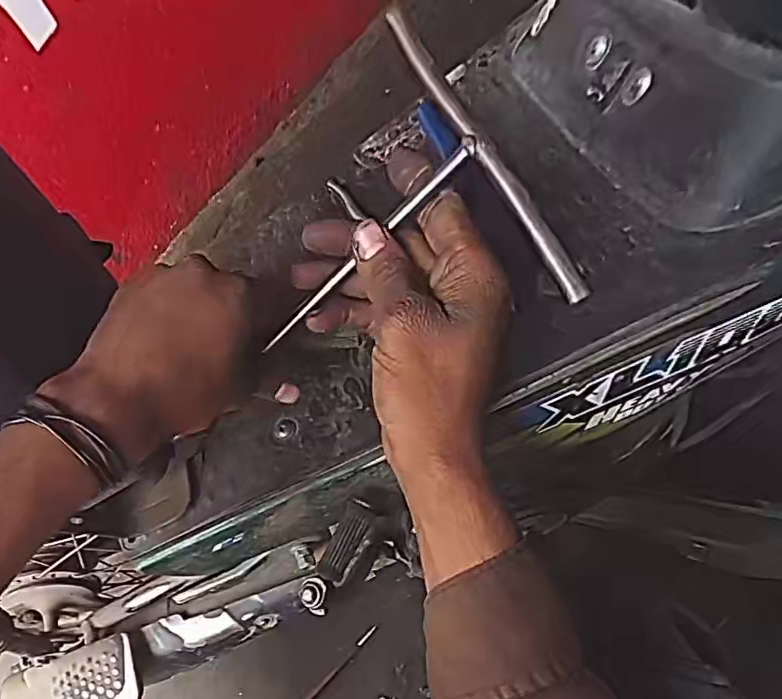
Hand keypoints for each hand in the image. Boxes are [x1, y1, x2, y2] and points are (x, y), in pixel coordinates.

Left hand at [39, 255, 255, 466]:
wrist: (117, 398)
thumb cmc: (175, 394)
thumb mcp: (235, 391)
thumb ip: (265, 377)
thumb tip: (282, 382)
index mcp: (237, 294)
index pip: (268, 300)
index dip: (266, 324)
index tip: (261, 337)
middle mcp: (201, 275)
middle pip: (226, 291)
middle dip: (226, 317)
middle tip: (220, 350)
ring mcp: (164, 276)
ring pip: (191, 291)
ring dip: (193, 312)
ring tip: (185, 350)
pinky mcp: (133, 284)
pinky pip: (159, 295)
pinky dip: (163, 313)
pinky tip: (160, 343)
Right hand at [292, 149, 511, 486]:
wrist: (429, 451)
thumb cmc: (431, 400)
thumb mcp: (401, 325)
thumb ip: (385, 274)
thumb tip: (369, 237)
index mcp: (473, 279)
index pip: (445, 212)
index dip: (415, 185)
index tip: (392, 164)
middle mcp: (461, 293)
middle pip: (408, 248)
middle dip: (360, 242)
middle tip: (320, 236)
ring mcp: (439, 318)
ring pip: (390, 281)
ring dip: (349, 278)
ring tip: (307, 274)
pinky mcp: (418, 341)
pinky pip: (385, 312)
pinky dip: (356, 309)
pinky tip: (325, 311)